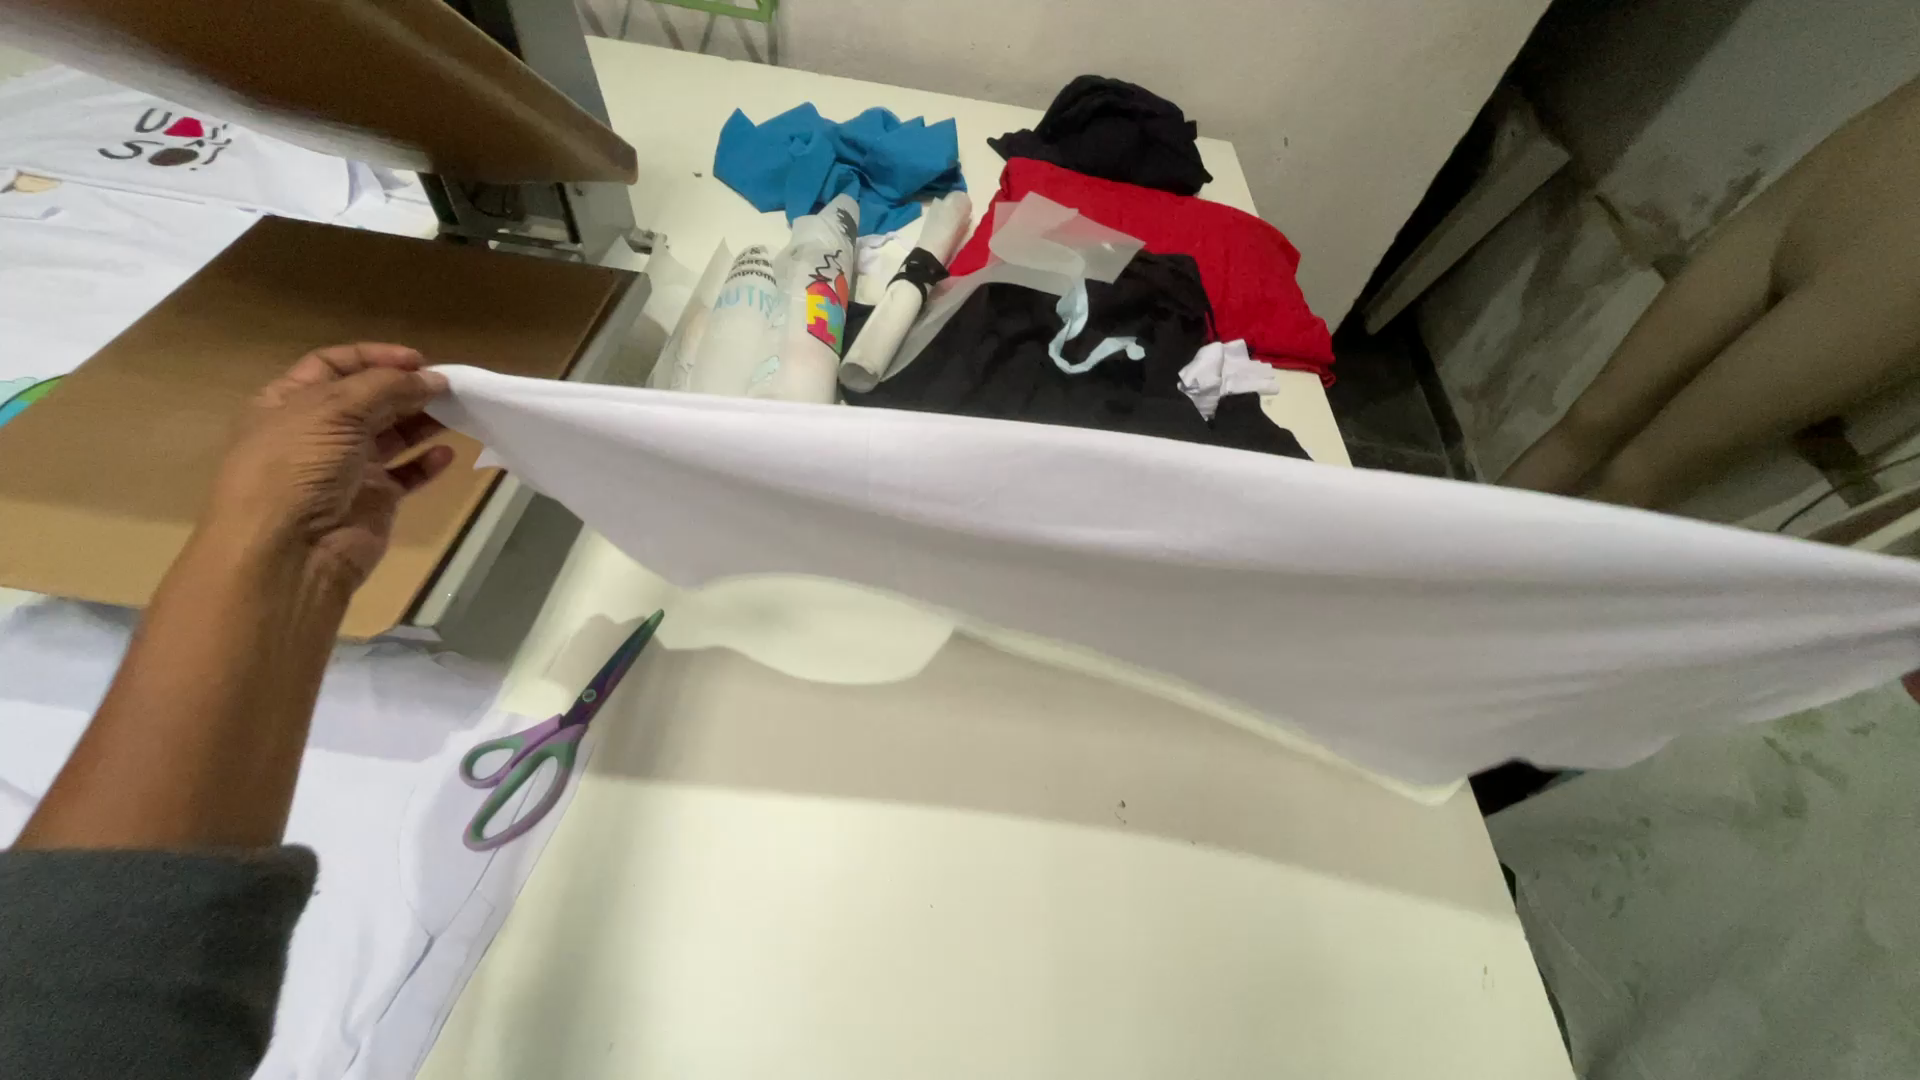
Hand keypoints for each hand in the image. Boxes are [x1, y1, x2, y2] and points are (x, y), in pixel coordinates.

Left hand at [206, 343, 454, 590]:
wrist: (292, 547)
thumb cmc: (298, 468)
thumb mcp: (333, 411)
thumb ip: (387, 387)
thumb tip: (434, 379)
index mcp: (289, 402)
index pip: (332, 365)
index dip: (374, 357)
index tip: (418, 360)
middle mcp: (318, 432)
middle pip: (369, 399)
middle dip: (407, 389)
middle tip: (448, 388)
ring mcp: (348, 467)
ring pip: (393, 435)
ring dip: (424, 421)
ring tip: (458, 414)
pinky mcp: (375, 498)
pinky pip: (408, 474)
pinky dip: (429, 463)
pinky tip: (448, 454)